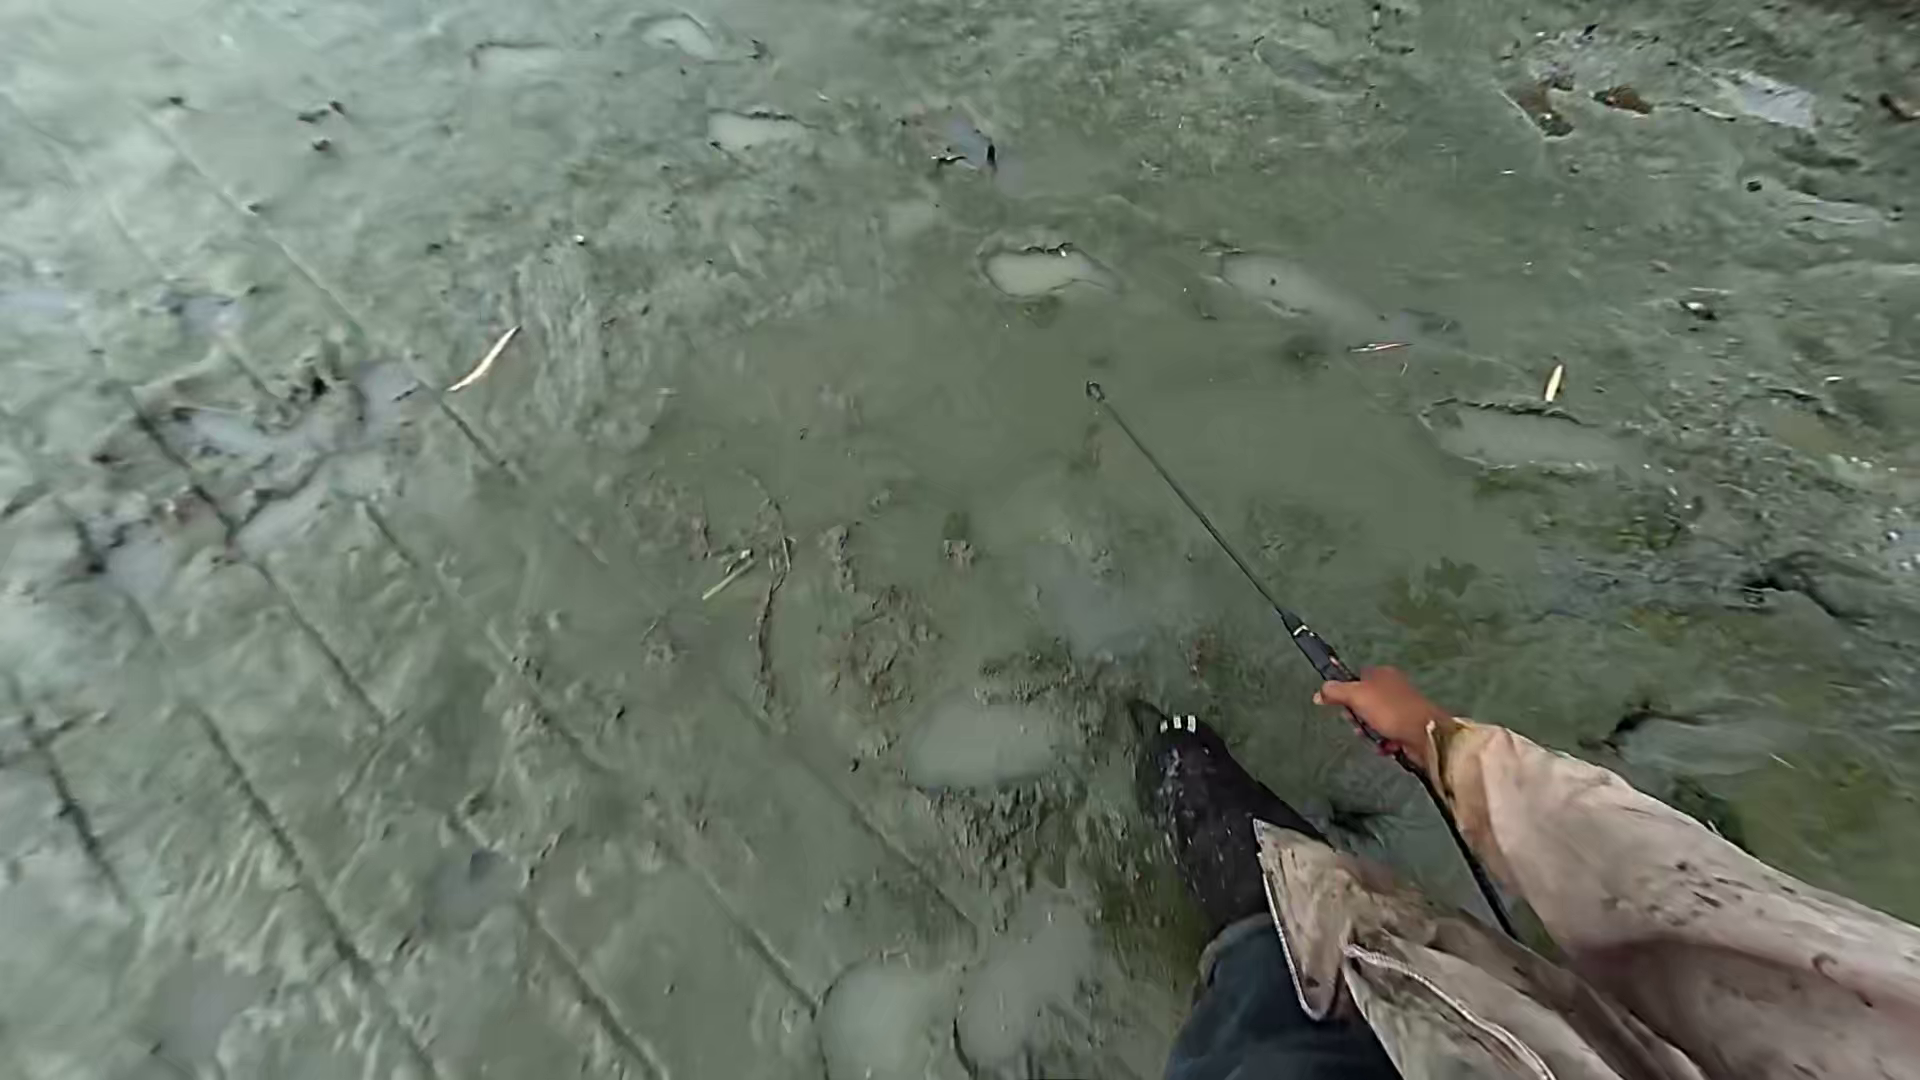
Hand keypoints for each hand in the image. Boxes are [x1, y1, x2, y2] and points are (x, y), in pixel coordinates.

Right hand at [1315, 667, 1457, 777]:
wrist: (1427, 736)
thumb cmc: (1390, 710)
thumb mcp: (1355, 695)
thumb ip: (1333, 691)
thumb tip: (1318, 695)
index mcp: (1382, 673)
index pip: (1354, 678)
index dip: (1345, 691)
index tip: (1342, 703)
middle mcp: (1393, 687)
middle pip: (1361, 701)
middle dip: (1356, 716)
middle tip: (1358, 722)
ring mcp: (1402, 707)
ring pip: (1371, 719)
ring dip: (1368, 730)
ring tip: (1373, 737)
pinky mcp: (1408, 726)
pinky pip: (1386, 732)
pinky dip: (1382, 740)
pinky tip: (1385, 745)